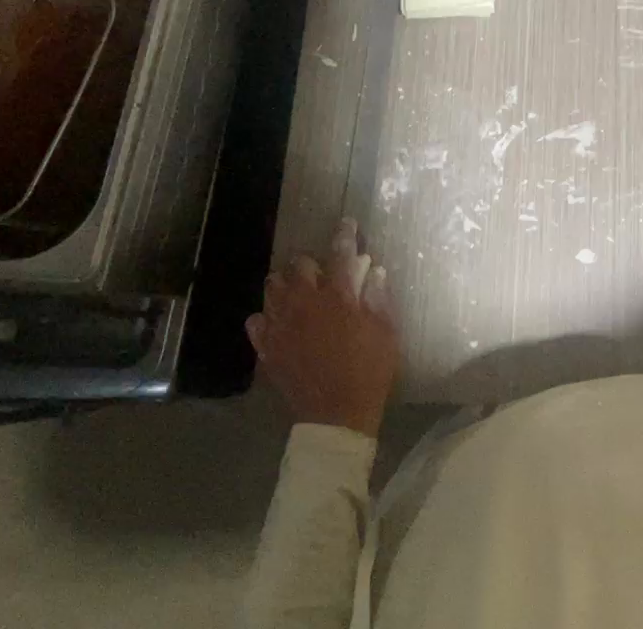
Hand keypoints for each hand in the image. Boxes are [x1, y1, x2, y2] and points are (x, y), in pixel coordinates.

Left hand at [246, 218, 398, 437]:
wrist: (337, 417)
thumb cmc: (370, 372)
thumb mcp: (386, 333)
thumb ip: (379, 298)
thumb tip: (373, 271)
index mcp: (338, 297)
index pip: (341, 253)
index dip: (345, 234)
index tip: (347, 224)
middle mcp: (304, 303)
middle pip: (300, 265)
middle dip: (313, 263)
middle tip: (324, 272)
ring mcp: (281, 325)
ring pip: (273, 287)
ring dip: (287, 284)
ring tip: (298, 292)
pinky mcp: (267, 348)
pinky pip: (256, 321)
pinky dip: (267, 317)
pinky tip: (279, 322)